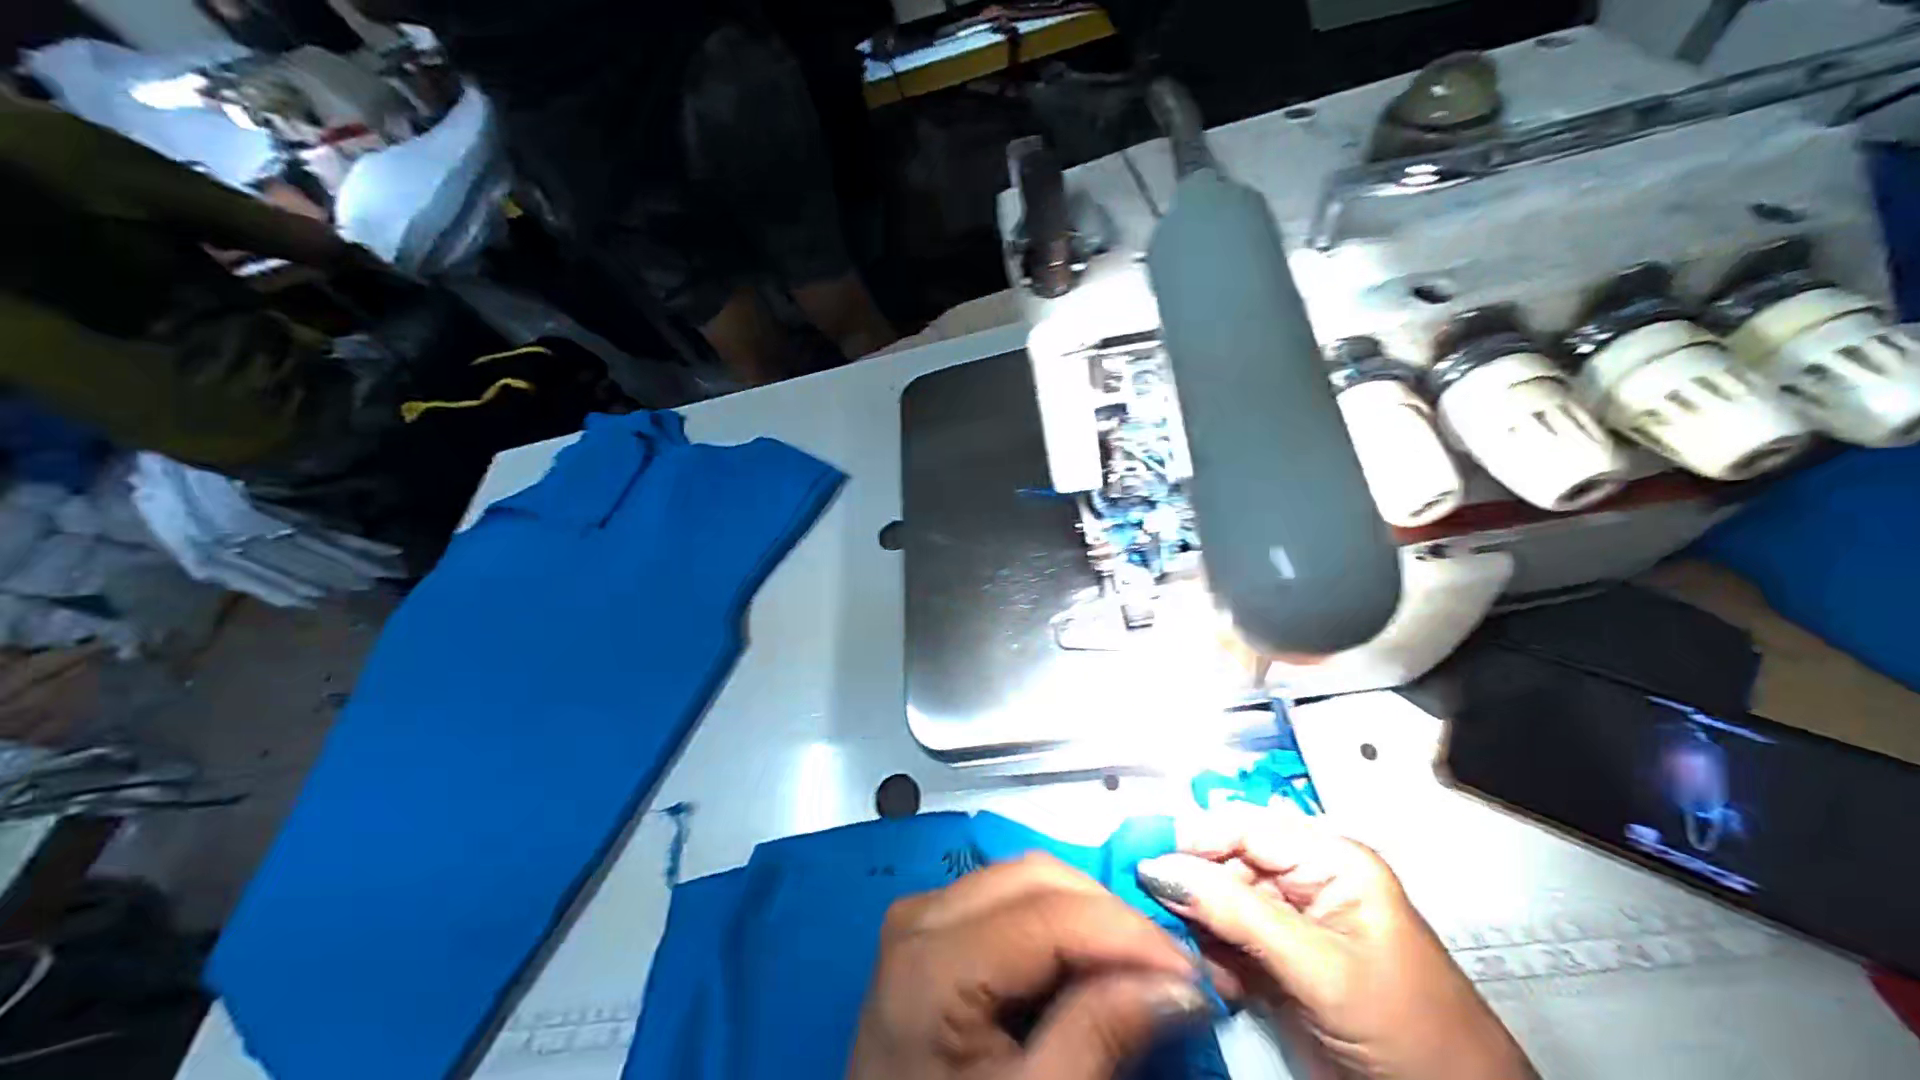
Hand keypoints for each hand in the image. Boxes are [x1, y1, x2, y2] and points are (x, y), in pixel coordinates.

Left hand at [847, 854, 1213, 1079]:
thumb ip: (1101, 1036)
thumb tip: (1182, 985)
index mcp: (932, 962)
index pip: (1050, 914)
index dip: (1130, 935)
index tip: (1196, 976)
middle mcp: (921, 914)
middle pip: (1038, 879)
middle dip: (1113, 917)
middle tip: (1175, 973)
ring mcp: (922, 913)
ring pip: (1026, 879)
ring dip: (1090, 913)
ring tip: (1142, 967)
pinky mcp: (930, 925)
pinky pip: (1007, 896)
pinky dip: (1058, 919)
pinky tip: (1090, 959)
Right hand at [1135, 806, 1534, 1079]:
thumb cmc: (1413, 1037)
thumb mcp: (1321, 969)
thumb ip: (1238, 913)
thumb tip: (1161, 869)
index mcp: (1331, 861)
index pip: (1244, 827)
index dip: (1192, 839)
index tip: (1142, 860)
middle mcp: (1306, 880)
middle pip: (1224, 863)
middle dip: (1191, 891)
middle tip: (1157, 920)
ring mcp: (1290, 922)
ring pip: (1217, 903)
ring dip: (1198, 929)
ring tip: (1193, 960)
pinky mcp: (1278, 960)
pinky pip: (1225, 940)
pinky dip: (1210, 958)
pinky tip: (1213, 981)